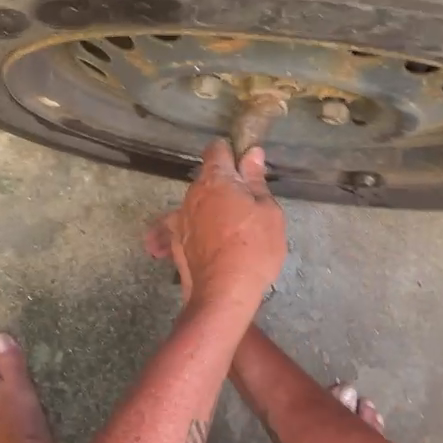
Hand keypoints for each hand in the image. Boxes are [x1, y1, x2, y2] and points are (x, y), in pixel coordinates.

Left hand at [145, 139, 285, 312]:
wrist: (223, 293)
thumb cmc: (253, 248)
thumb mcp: (268, 211)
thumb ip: (256, 180)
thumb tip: (252, 153)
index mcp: (215, 180)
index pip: (217, 150)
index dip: (231, 152)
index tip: (246, 164)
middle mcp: (192, 194)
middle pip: (207, 178)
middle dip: (224, 184)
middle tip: (247, 202)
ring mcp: (180, 218)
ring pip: (196, 203)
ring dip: (210, 207)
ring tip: (231, 228)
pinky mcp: (174, 241)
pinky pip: (182, 228)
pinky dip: (192, 230)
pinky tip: (199, 241)